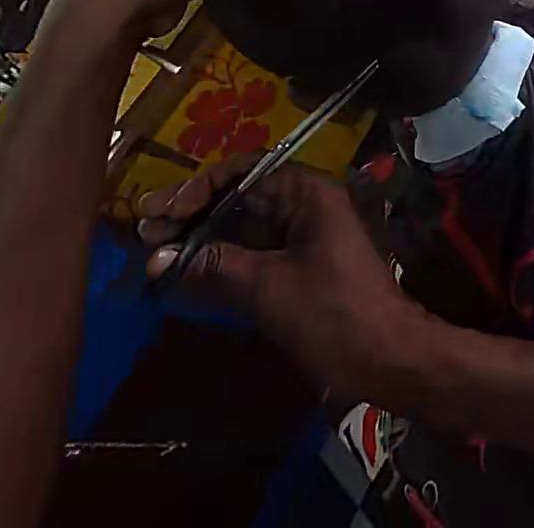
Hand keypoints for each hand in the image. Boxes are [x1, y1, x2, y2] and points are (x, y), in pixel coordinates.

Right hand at [136, 158, 436, 400]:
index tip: (161, 211)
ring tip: (153, 247)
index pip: (242, 173)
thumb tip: (158, 257)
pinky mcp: (296, 262)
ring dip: (201, 235)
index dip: (197, 188)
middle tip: (144, 230)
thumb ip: (215, 265)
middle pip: (238, 196)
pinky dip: (219, 257)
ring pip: (241, 224)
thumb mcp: (270, 287)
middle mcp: (303, 202)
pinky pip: (251, 249)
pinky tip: (185, 267)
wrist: (389, 360)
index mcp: (306, 192)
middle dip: (192, 212)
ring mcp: (300, 232)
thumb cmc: (334, 314)